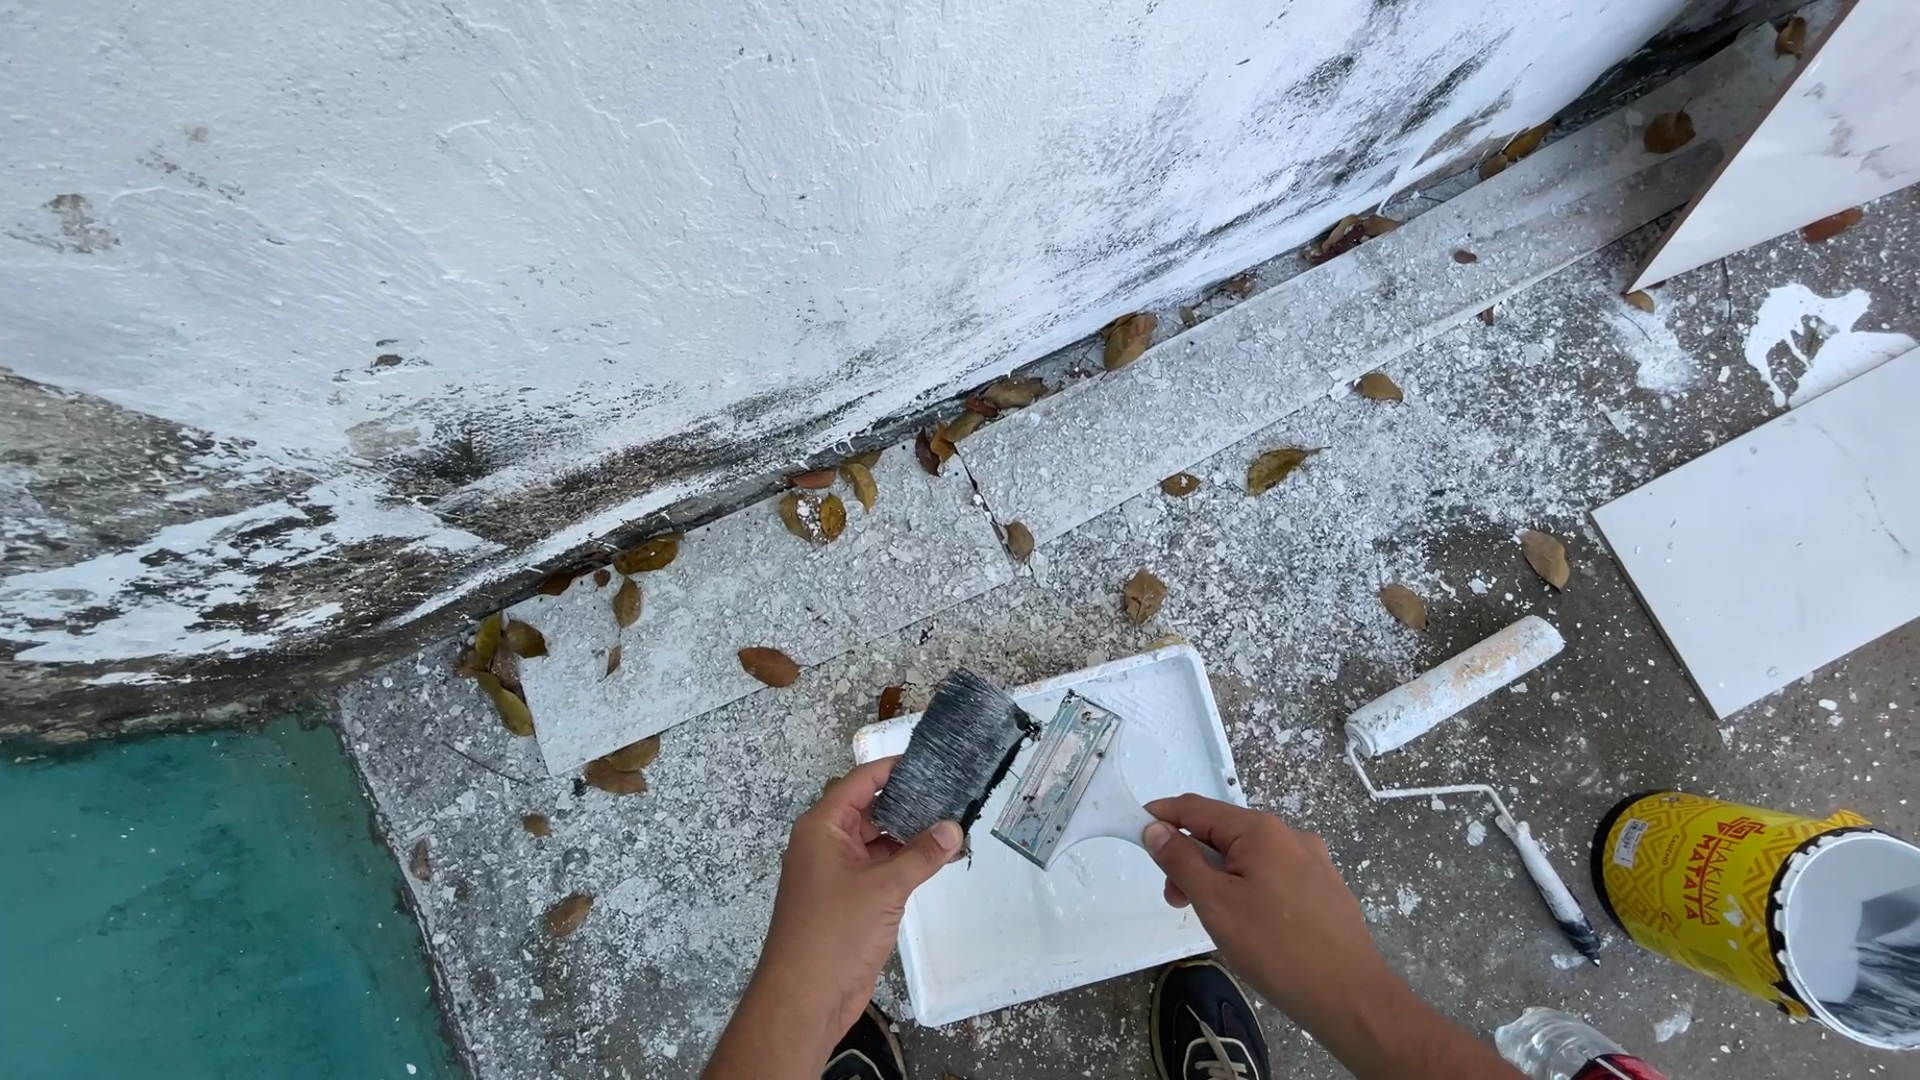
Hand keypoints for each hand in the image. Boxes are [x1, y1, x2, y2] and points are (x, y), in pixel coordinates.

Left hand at [708, 757, 960, 1078]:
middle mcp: (826, 842)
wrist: (804, 1001)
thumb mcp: (884, 888)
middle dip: (907, 801)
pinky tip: (936, 857)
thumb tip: (954, 829)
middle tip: (948, 791)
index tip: (930, 761)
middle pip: (870, 807)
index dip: (893, 768)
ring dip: (908, 833)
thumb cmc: (835, 933)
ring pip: (876, 838)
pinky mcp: (847, 898)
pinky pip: (878, 866)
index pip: (860, 782)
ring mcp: (836, 871)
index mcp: (822, 827)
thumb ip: (921, 855)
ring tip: (950, 821)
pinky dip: (904, 860)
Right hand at [1143, 795, 1522, 1079]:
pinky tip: (1250, 923)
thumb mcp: (1215, 903)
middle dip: (1191, 857)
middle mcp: (1288, 834)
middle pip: (1222, 832)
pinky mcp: (1325, 886)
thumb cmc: (1276, 948)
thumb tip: (1155, 828)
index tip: (1137, 829)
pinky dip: (1248, 886)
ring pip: (1248, 855)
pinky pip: (1273, 873)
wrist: (1353, 1000)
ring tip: (1213, 918)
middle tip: (1175, 897)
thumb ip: (1180, 860)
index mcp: (1260, 830)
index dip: (1162, 815)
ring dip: (1219, 875)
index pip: (1196, 808)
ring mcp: (1312, 860)